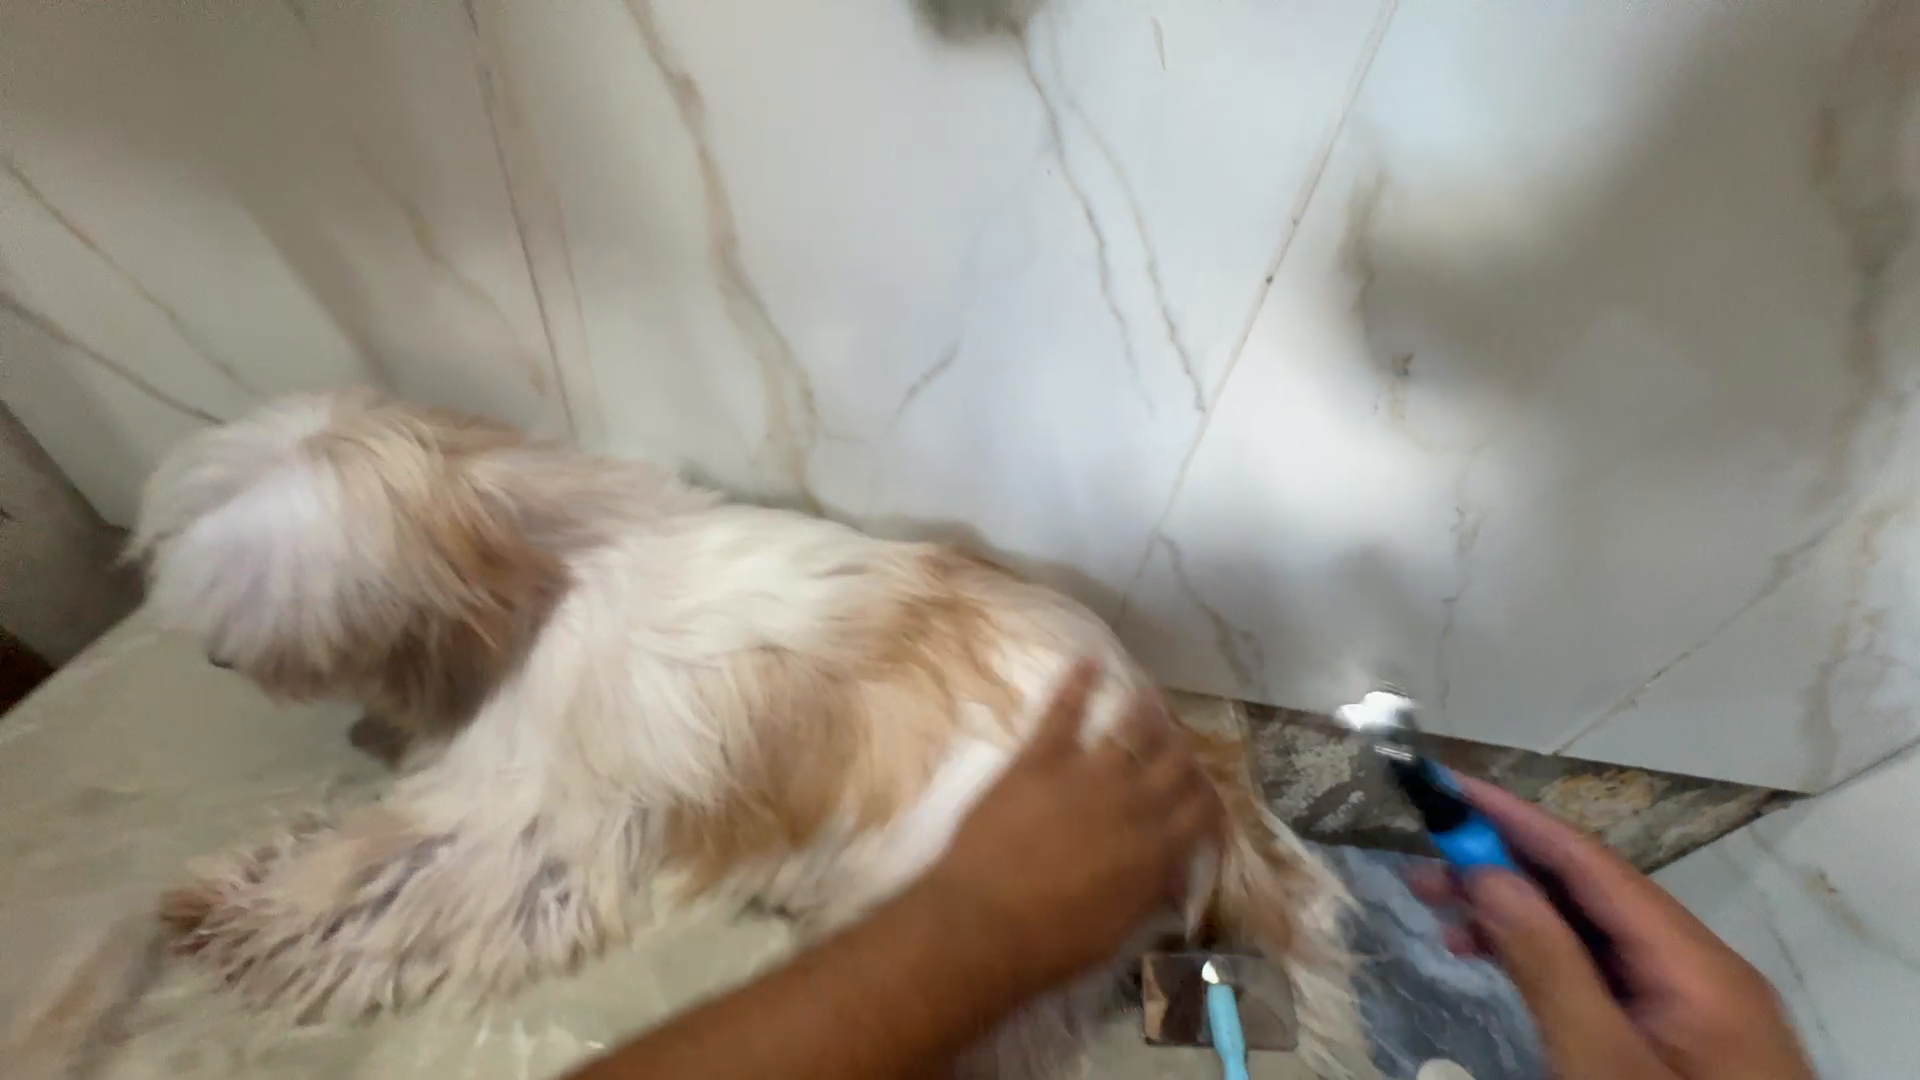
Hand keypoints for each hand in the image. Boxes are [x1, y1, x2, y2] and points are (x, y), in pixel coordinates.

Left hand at [914, 660, 1222, 994]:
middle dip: (1181, 747)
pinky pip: (1064, 709)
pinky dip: (1077, 680)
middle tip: (1177, 737)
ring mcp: (1087, 772)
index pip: (1201, 809)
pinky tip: (1088, 658)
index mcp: (1157, 849)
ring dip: (1146, 707)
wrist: (984, 923)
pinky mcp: (1040, 756)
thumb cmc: (1053, 941)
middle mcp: (1133, 801)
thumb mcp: (1119, 929)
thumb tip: (1173, 870)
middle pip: (1175, 760)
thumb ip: (1151, 891)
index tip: (1204, 789)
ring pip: (1130, 726)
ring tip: (1150, 690)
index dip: (1207, 795)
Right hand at [1408, 775, 1815, 1079]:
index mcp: (1696, 965)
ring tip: (1430, 902)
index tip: (1443, 786)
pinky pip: (1584, 960)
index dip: (1512, 816)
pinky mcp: (1662, 1024)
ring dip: (1501, 905)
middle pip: (1580, 886)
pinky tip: (1473, 949)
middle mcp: (1694, 965)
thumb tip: (1486, 871)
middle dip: (1495, 863)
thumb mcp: (1600, 1063)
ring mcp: (1680, 996)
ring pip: (1576, 921)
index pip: (1589, 861)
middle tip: (1419, 860)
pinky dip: (1525, 946)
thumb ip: (1547, 963)